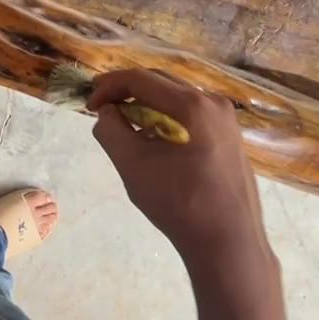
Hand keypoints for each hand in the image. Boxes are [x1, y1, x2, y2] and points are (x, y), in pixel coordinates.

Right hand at [89, 69, 274, 280]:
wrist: (228, 241)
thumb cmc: (178, 201)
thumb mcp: (132, 163)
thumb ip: (111, 130)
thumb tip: (107, 113)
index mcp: (192, 105)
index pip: (140, 78)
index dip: (108, 86)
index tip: (88, 106)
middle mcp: (214, 104)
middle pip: (161, 83)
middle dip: (126, 92)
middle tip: (101, 110)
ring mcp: (227, 122)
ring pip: (177, 100)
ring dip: (146, 106)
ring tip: (125, 128)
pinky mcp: (229, 141)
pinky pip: (191, 117)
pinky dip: (165, 120)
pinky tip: (153, 144)